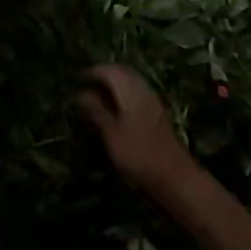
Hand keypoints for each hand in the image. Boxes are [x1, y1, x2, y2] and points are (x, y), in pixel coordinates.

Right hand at [77, 64, 198, 196]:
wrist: (174, 178)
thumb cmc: (138, 154)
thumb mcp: (110, 133)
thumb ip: (96, 110)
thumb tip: (80, 94)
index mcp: (132, 92)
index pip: (110, 71)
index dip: (92, 72)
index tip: (76, 78)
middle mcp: (144, 92)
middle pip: (123, 73)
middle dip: (104, 75)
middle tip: (86, 82)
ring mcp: (153, 103)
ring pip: (131, 84)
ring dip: (114, 85)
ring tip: (97, 94)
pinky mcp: (157, 115)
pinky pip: (137, 94)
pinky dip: (123, 95)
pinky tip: (115, 108)